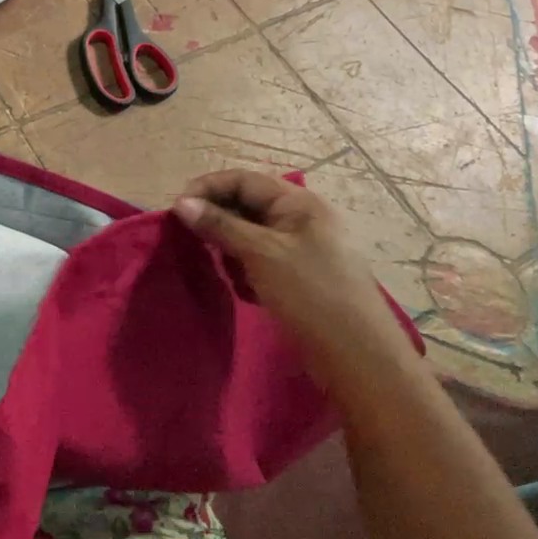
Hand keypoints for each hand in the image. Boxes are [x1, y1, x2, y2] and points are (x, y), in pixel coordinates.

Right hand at [173, 170, 412, 384]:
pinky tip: (248, 293)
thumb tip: (181, 203)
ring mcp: (302, 249)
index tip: (177, 212)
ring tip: (231, 275)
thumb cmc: (311, 295)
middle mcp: (302, 219)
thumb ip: (219, 225)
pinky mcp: (299, 277)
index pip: (242, 179)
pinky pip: (260, 261)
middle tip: (195, 244)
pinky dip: (247, 271)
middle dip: (218, 223)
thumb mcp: (261, 254)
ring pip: (249, 235)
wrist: (360, 359)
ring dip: (231, 251)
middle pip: (245, 205)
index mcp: (299, 203)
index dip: (207, 189)